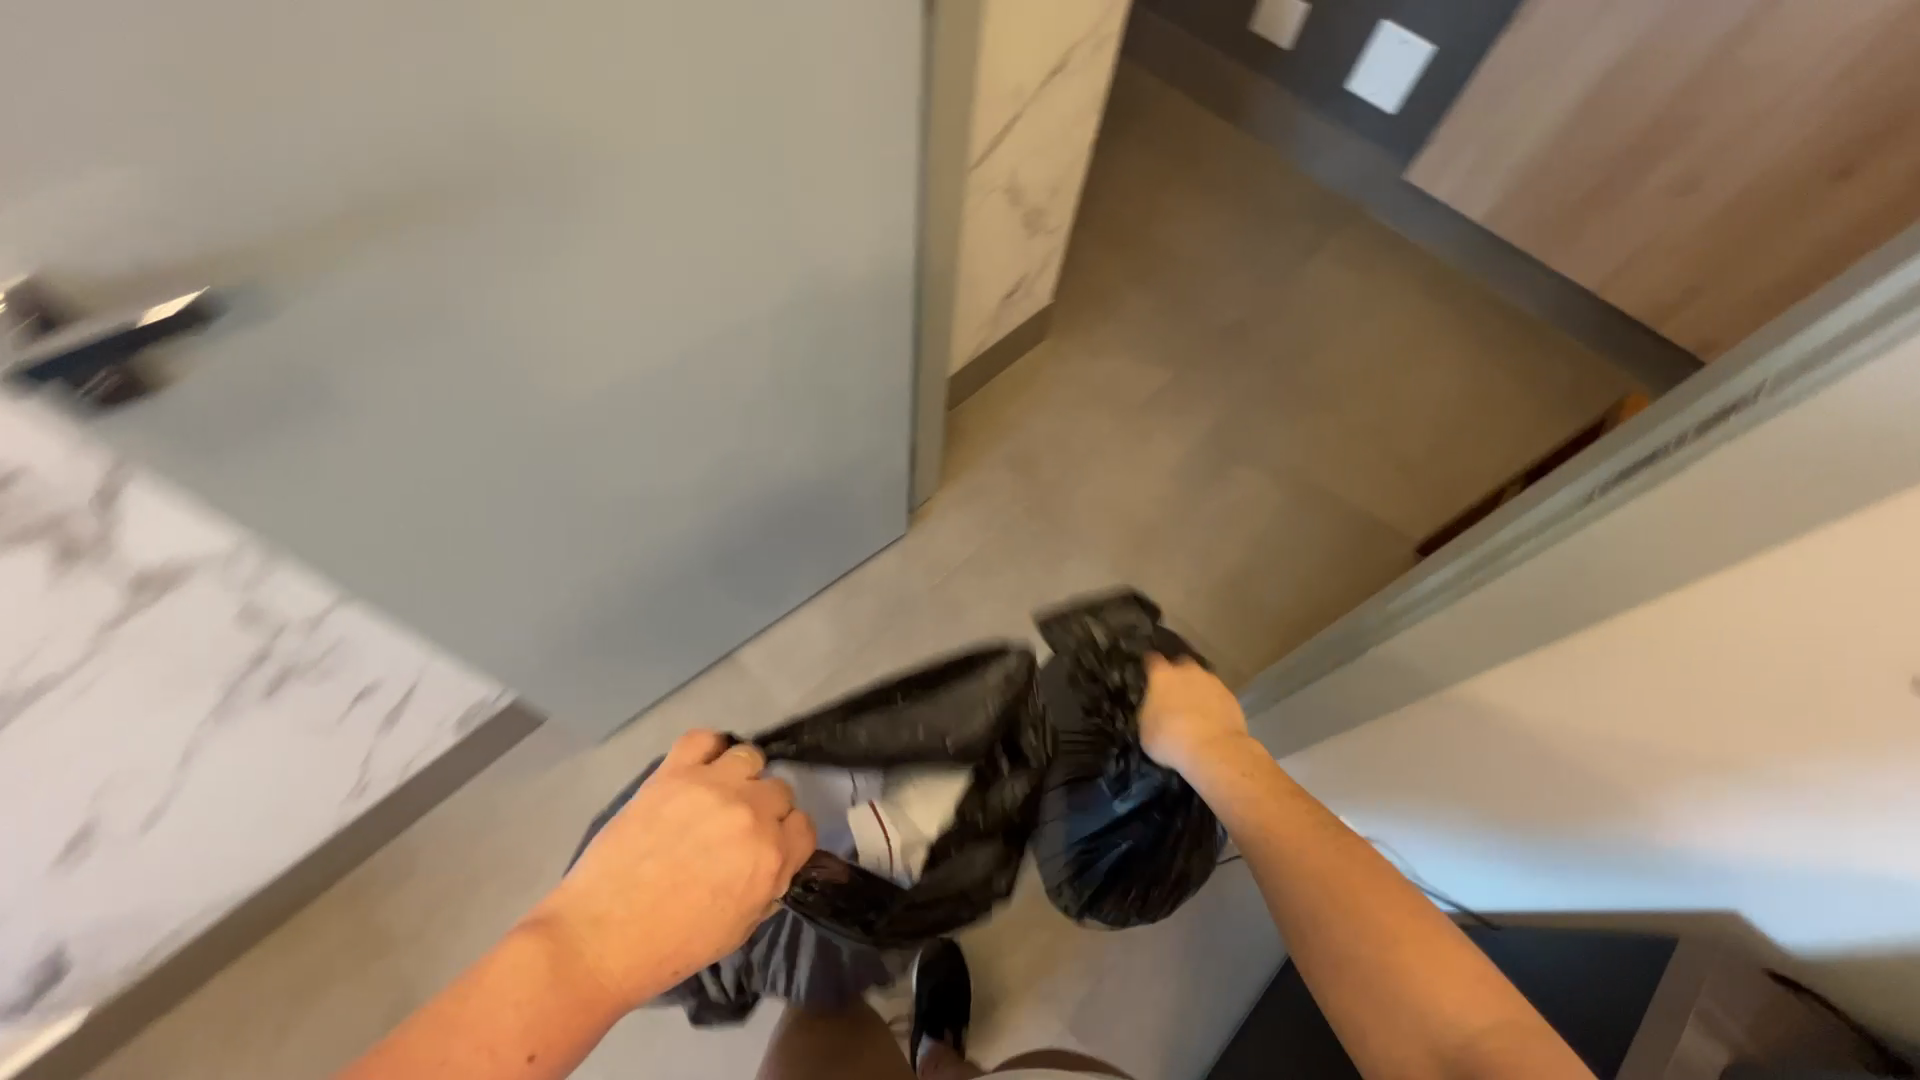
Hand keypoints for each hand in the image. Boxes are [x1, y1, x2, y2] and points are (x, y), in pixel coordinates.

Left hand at [527, 731, 816, 1009]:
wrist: (599, 939)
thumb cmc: (672, 946)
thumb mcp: (741, 929)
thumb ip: (770, 886)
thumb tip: (776, 863)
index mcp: (771, 857)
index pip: (805, 827)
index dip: (788, 839)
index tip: (770, 848)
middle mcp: (750, 814)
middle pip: (780, 790)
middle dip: (765, 811)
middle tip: (736, 830)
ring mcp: (711, 788)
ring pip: (750, 757)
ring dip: (740, 778)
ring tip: (718, 797)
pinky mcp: (672, 774)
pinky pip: (703, 739)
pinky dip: (707, 750)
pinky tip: (698, 771)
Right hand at [1140, 654, 1255, 777]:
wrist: (1215, 750)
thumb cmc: (1170, 738)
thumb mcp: (1145, 728)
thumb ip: (1147, 709)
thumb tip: (1152, 706)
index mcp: (1162, 675)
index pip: (1151, 658)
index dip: (1147, 664)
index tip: (1146, 672)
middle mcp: (1187, 671)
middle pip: (1180, 662)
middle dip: (1175, 672)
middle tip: (1171, 690)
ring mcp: (1212, 682)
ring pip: (1200, 678)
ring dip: (1195, 687)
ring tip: (1193, 705)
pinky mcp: (1230, 696)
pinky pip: (1216, 693)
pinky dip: (1211, 700)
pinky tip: (1210, 716)